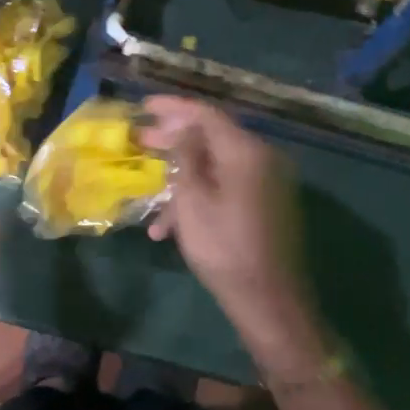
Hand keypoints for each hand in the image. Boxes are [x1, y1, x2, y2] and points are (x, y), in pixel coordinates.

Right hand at [140, 96, 312, 344]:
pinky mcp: (266, 205)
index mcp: (246, 151)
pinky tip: (170, 228)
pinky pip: (227, 187)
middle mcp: (262, 158)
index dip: (172, 107)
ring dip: (182, 177)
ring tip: (148, 193)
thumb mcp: (192, 200)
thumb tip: (183, 128)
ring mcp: (267, 183)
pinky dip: (201, 197)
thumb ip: (186, 155)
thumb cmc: (224, 247)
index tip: (143, 106)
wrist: (270, 303)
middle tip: (139, 141)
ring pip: (216, 166)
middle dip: (173, 140)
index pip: (205, 113)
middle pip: (211, 137)